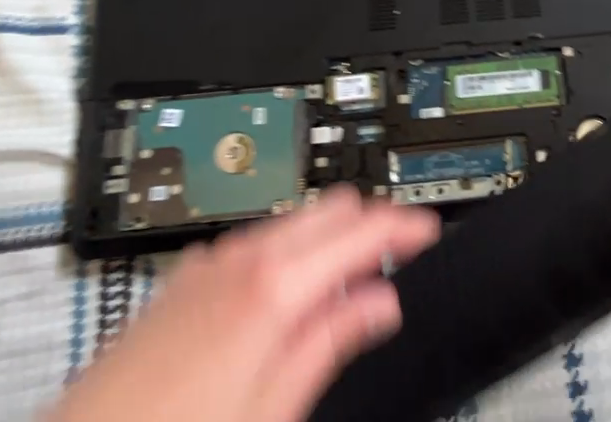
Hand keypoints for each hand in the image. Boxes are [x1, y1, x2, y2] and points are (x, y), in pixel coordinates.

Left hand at [51, 187, 439, 421]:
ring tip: (344, 291)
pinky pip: (253, 243)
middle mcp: (239, 259)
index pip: (359, 229)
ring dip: (325, 243)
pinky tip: (285, 301)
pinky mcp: (185, 278)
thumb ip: (332, 339)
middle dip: (367, 226)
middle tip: (394, 259)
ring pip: (290, 223)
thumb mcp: (274, 405)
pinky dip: (285, 256)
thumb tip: (379, 301)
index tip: (426, 229)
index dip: (401, 225)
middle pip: (327, 208)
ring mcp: (207, 264)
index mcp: (272, 287)